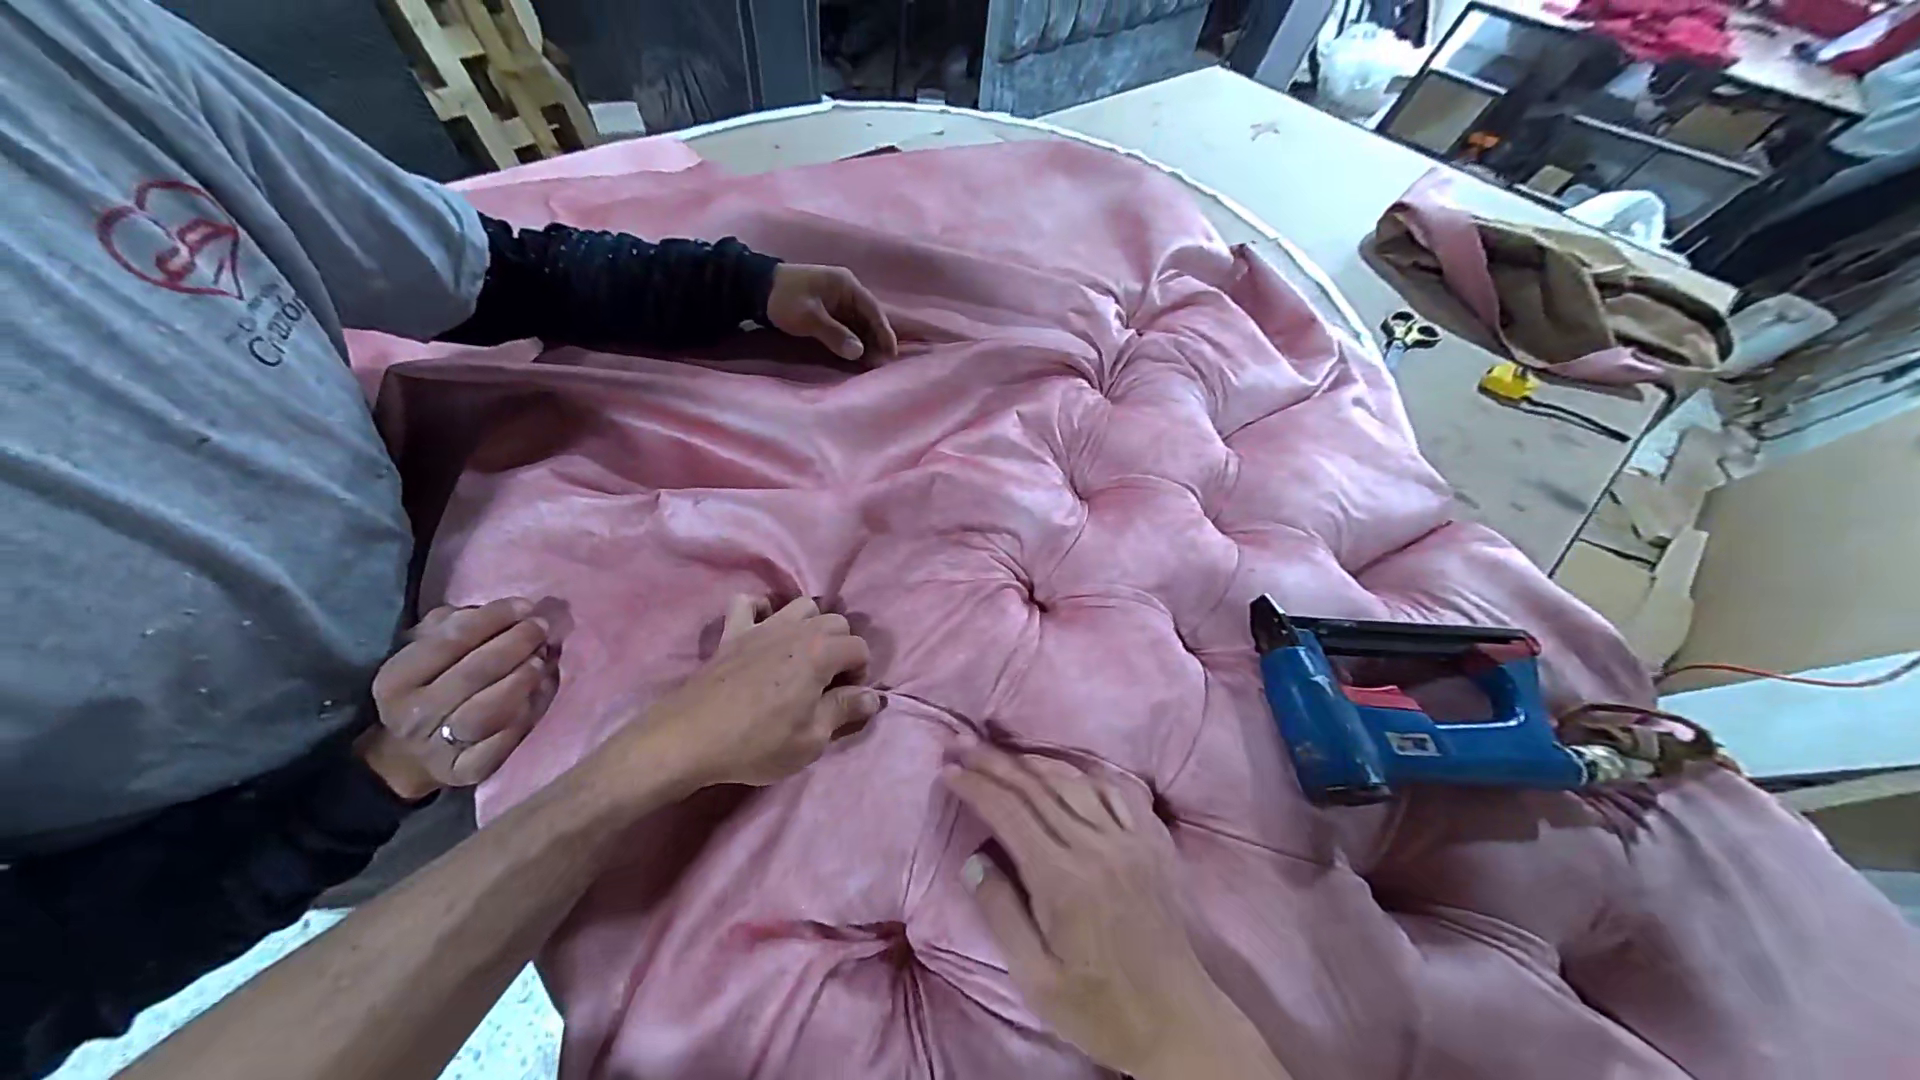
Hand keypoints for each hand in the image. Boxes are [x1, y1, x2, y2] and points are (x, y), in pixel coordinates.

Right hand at [359, 598, 557, 799]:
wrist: (413, 752)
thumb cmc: (431, 684)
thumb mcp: (428, 649)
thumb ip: (456, 624)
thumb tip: (505, 609)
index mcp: (396, 679)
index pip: (448, 641)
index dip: (493, 619)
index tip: (525, 605)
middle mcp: (412, 715)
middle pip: (473, 673)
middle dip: (515, 643)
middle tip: (542, 627)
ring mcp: (439, 747)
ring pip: (488, 711)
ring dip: (523, 679)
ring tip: (542, 658)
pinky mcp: (469, 770)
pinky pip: (505, 740)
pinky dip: (530, 710)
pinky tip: (543, 688)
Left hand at [632, 595, 881, 788]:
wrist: (689, 739)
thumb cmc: (756, 743)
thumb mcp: (811, 739)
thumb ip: (845, 710)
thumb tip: (873, 698)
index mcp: (821, 653)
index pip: (859, 648)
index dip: (860, 674)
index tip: (845, 699)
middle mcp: (796, 630)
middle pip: (835, 622)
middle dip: (841, 647)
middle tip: (827, 682)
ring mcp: (762, 627)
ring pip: (801, 606)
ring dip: (810, 626)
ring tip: (802, 656)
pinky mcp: (732, 633)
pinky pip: (747, 603)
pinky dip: (759, 611)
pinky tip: (762, 630)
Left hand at [764, 264, 897, 363]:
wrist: (756, 287)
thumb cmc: (784, 298)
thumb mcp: (809, 317)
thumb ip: (835, 334)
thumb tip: (859, 353)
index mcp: (846, 286)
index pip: (874, 310)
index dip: (885, 333)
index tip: (891, 353)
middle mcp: (847, 291)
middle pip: (870, 318)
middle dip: (877, 341)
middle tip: (881, 364)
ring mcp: (838, 301)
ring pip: (860, 324)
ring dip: (867, 343)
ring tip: (871, 364)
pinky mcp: (829, 310)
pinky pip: (849, 327)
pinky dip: (854, 341)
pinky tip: (857, 355)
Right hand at [944, 747, 1288, 1079]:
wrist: (1179, 1023)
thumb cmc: (1100, 1009)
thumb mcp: (1036, 980)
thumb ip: (1001, 914)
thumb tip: (973, 859)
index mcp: (1061, 878)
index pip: (1008, 812)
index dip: (974, 785)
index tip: (948, 770)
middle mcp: (1095, 845)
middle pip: (1035, 787)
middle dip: (993, 762)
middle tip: (961, 744)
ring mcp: (1129, 838)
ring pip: (1072, 780)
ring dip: (1033, 761)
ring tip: (1003, 753)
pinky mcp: (1152, 841)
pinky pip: (1115, 790)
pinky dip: (1084, 774)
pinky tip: (1067, 771)